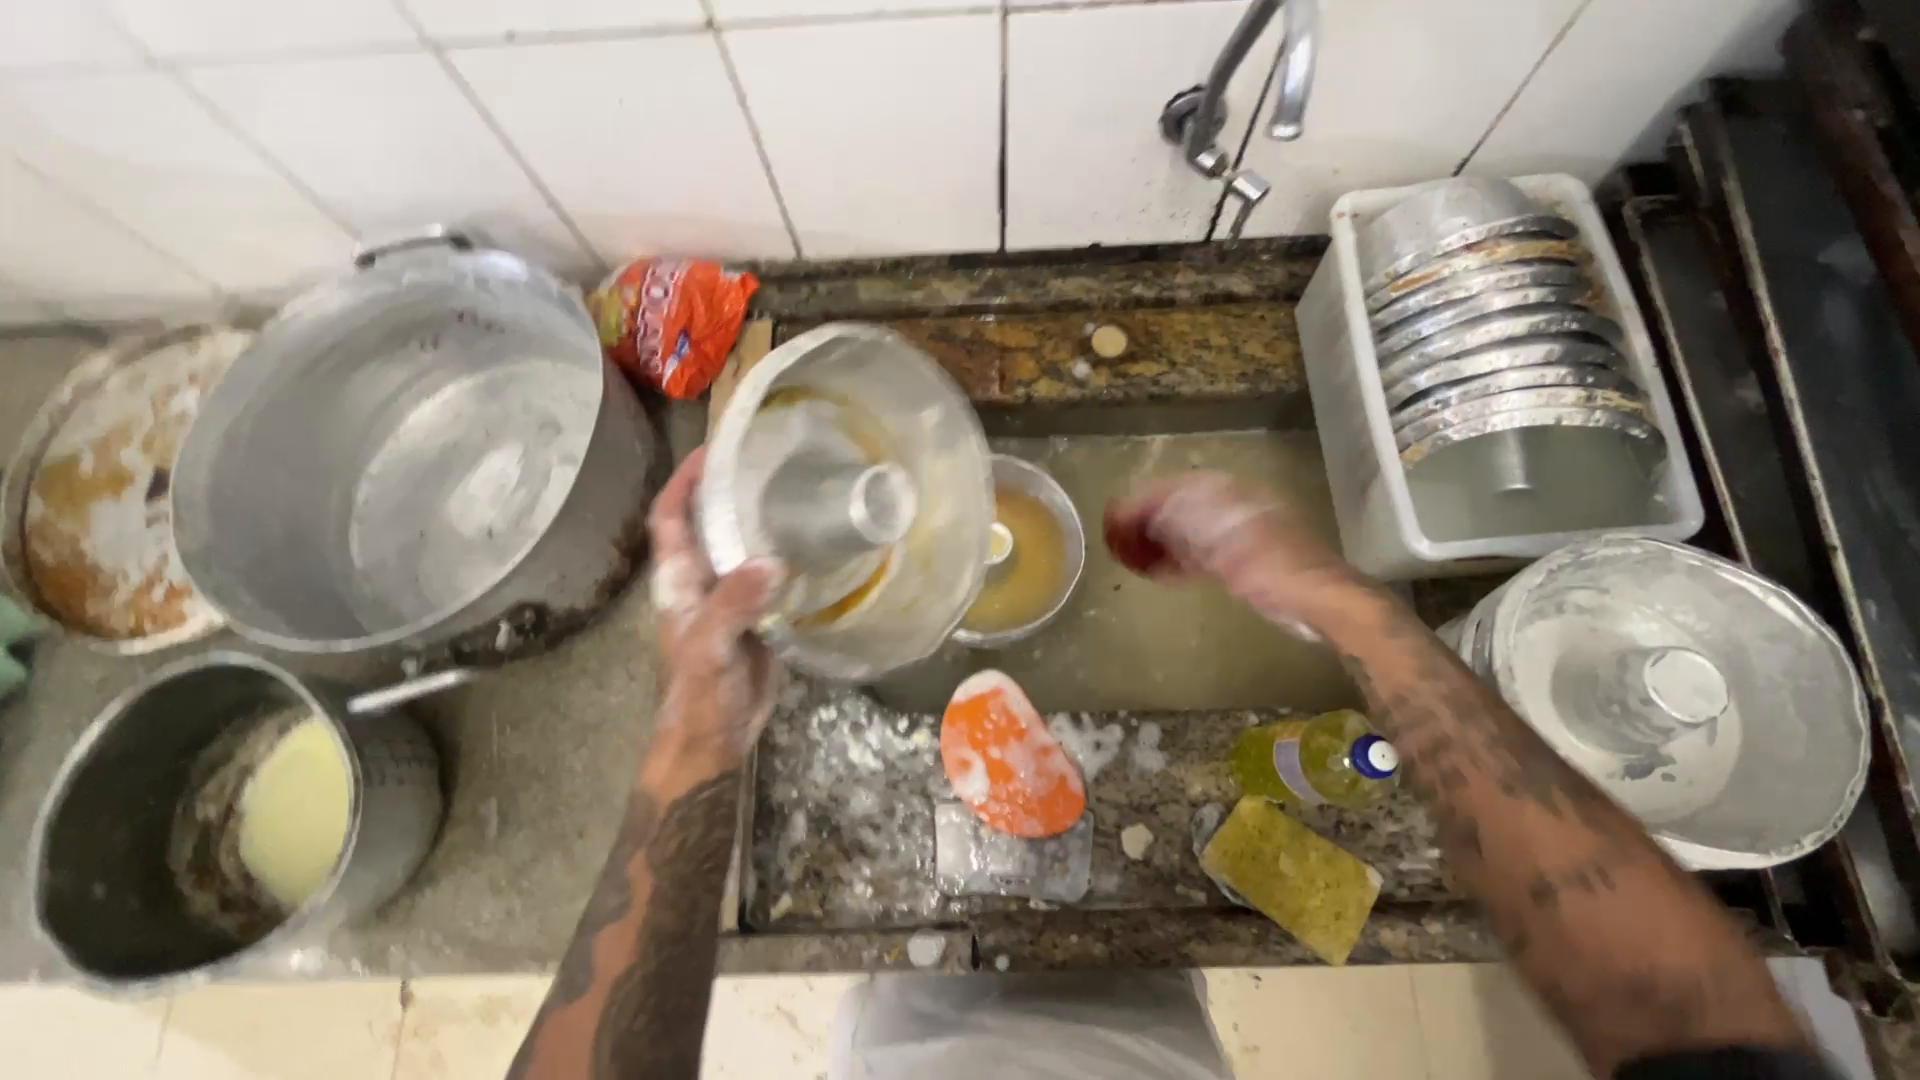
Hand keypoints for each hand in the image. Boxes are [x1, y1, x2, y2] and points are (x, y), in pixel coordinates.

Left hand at [646, 446, 785, 775]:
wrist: (716, 738)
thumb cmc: (698, 694)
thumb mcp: (710, 646)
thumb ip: (734, 604)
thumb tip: (771, 562)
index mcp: (679, 580)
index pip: (670, 517)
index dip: (684, 481)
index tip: (713, 450)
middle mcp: (702, 581)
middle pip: (707, 523)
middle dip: (727, 490)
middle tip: (769, 461)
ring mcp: (730, 599)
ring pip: (739, 546)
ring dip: (759, 519)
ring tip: (797, 490)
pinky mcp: (757, 616)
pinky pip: (768, 575)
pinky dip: (785, 554)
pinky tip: (813, 543)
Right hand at [1105, 471, 1369, 639]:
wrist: (1320, 602)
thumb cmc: (1274, 570)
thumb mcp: (1224, 545)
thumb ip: (1184, 525)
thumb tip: (1147, 514)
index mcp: (1230, 495)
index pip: (1174, 488)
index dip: (1141, 501)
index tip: (1114, 517)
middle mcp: (1231, 509)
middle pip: (1177, 509)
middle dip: (1145, 522)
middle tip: (1116, 540)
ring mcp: (1237, 536)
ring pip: (1186, 532)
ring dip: (1157, 543)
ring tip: (1130, 557)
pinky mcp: (1241, 562)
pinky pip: (1198, 554)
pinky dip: (1176, 560)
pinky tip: (1158, 572)